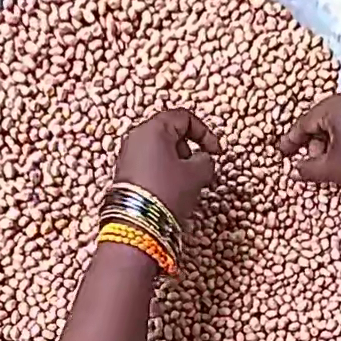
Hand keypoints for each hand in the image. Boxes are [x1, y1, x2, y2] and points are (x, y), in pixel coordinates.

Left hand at [114, 109, 220, 224]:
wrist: (136, 222)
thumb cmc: (166, 192)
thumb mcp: (197, 174)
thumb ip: (206, 161)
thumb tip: (203, 160)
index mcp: (153, 128)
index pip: (184, 118)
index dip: (205, 134)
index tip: (216, 151)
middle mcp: (136, 138)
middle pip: (170, 134)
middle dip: (189, 150)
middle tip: (198, 169)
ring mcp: (127, 156)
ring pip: (160, 152)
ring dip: (177, 164)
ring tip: (185, 184)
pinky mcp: (125, 175)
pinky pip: (150, 166)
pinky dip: (164, 173)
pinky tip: (171, 191)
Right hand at [281, 92, 340, 192]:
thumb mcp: (329, 168)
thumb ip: (307, 168)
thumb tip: (297, 169)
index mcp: (335, 106)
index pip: (305, 121)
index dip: (292, 140)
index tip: (283, 152)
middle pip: (321, 118)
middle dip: (313, 140)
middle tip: (307, 159)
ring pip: (337, 120)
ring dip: (328, 140)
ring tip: (326, 161)